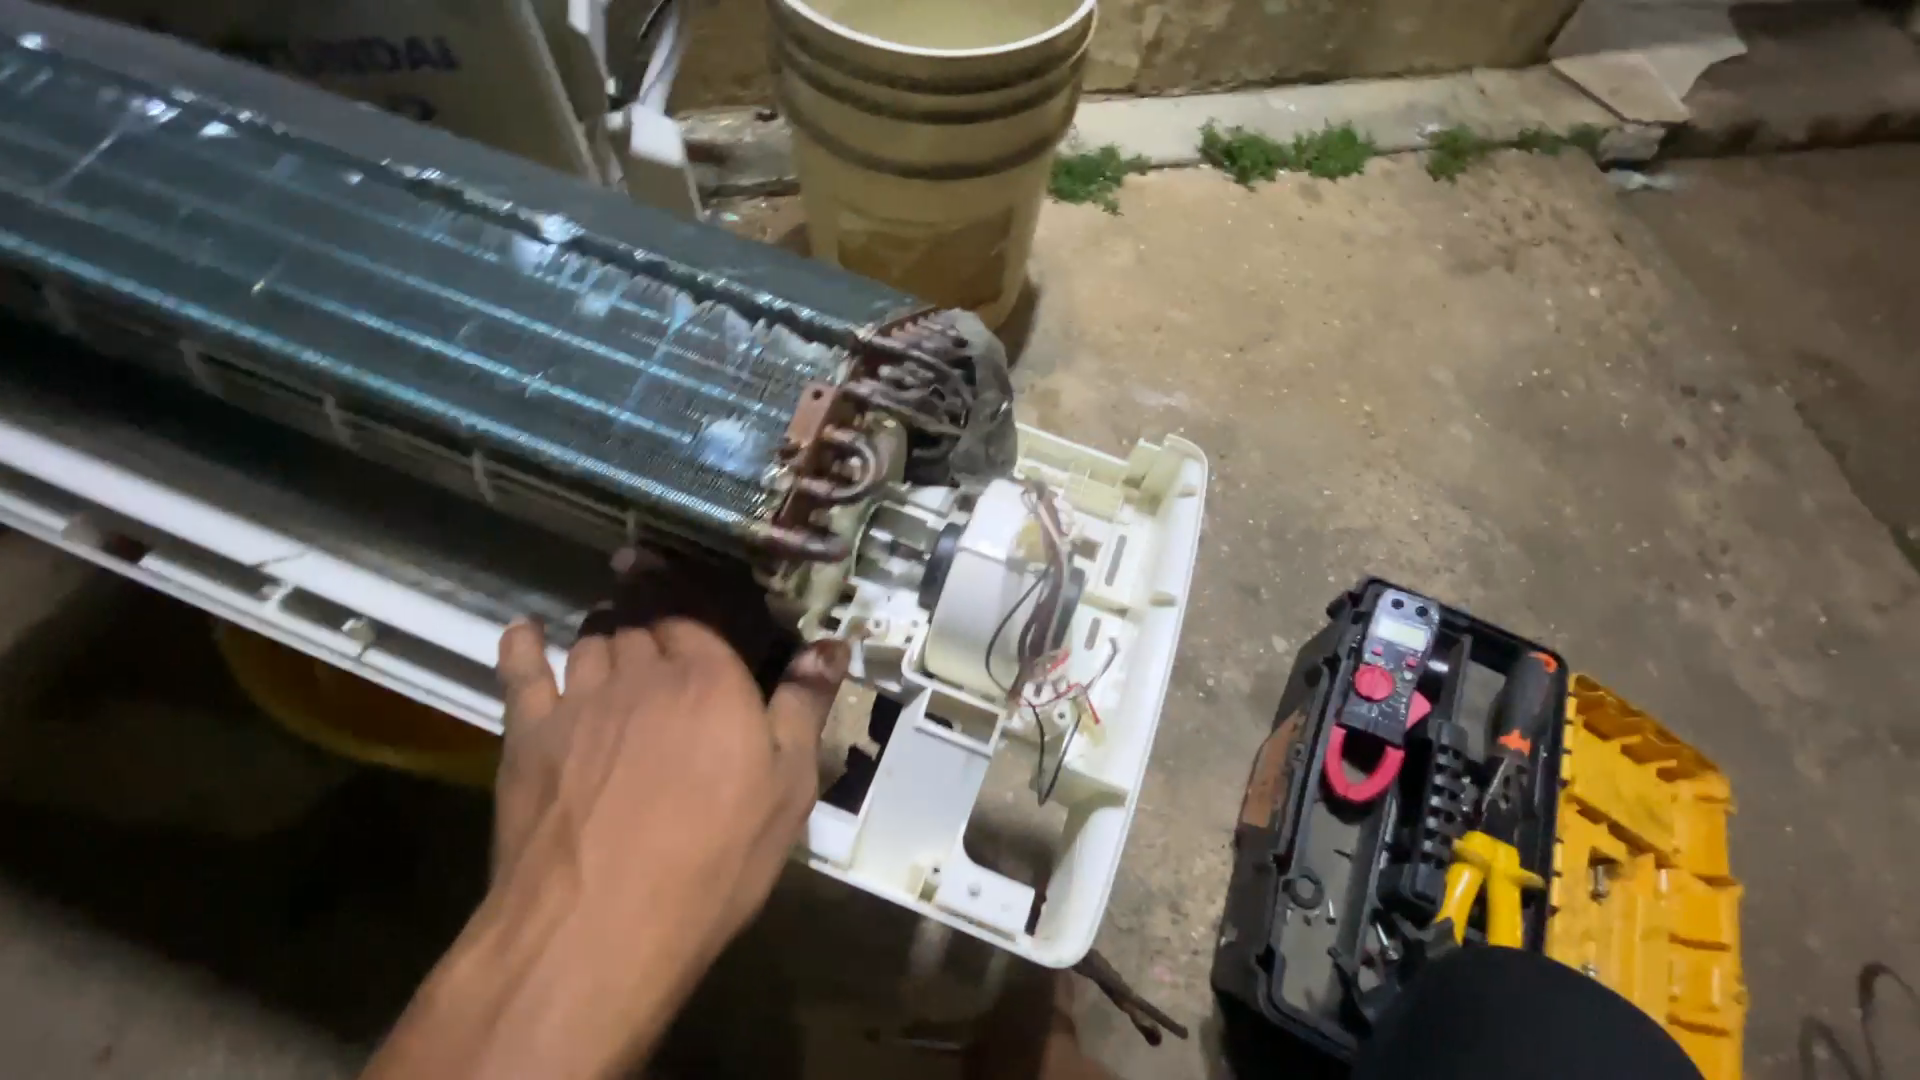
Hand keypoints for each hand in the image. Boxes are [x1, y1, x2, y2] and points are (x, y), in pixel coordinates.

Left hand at [364, 553, 846, 1079]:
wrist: (600, 926)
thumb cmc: (714, 857)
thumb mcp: (788, 786)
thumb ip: (805, 706)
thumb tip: (832, 645)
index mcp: (711, 678)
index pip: (700, 623)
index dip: (701, 625)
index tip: (706, 631)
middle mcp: (643, 673)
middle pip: (645, 628)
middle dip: (654, 628)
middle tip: (663, 638)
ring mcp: (580, 700)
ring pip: (592, 642)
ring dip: (605, 634)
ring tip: (613, 635)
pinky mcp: (527, 734)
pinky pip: (521, 672)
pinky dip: (522, 646)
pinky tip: (525, 633)